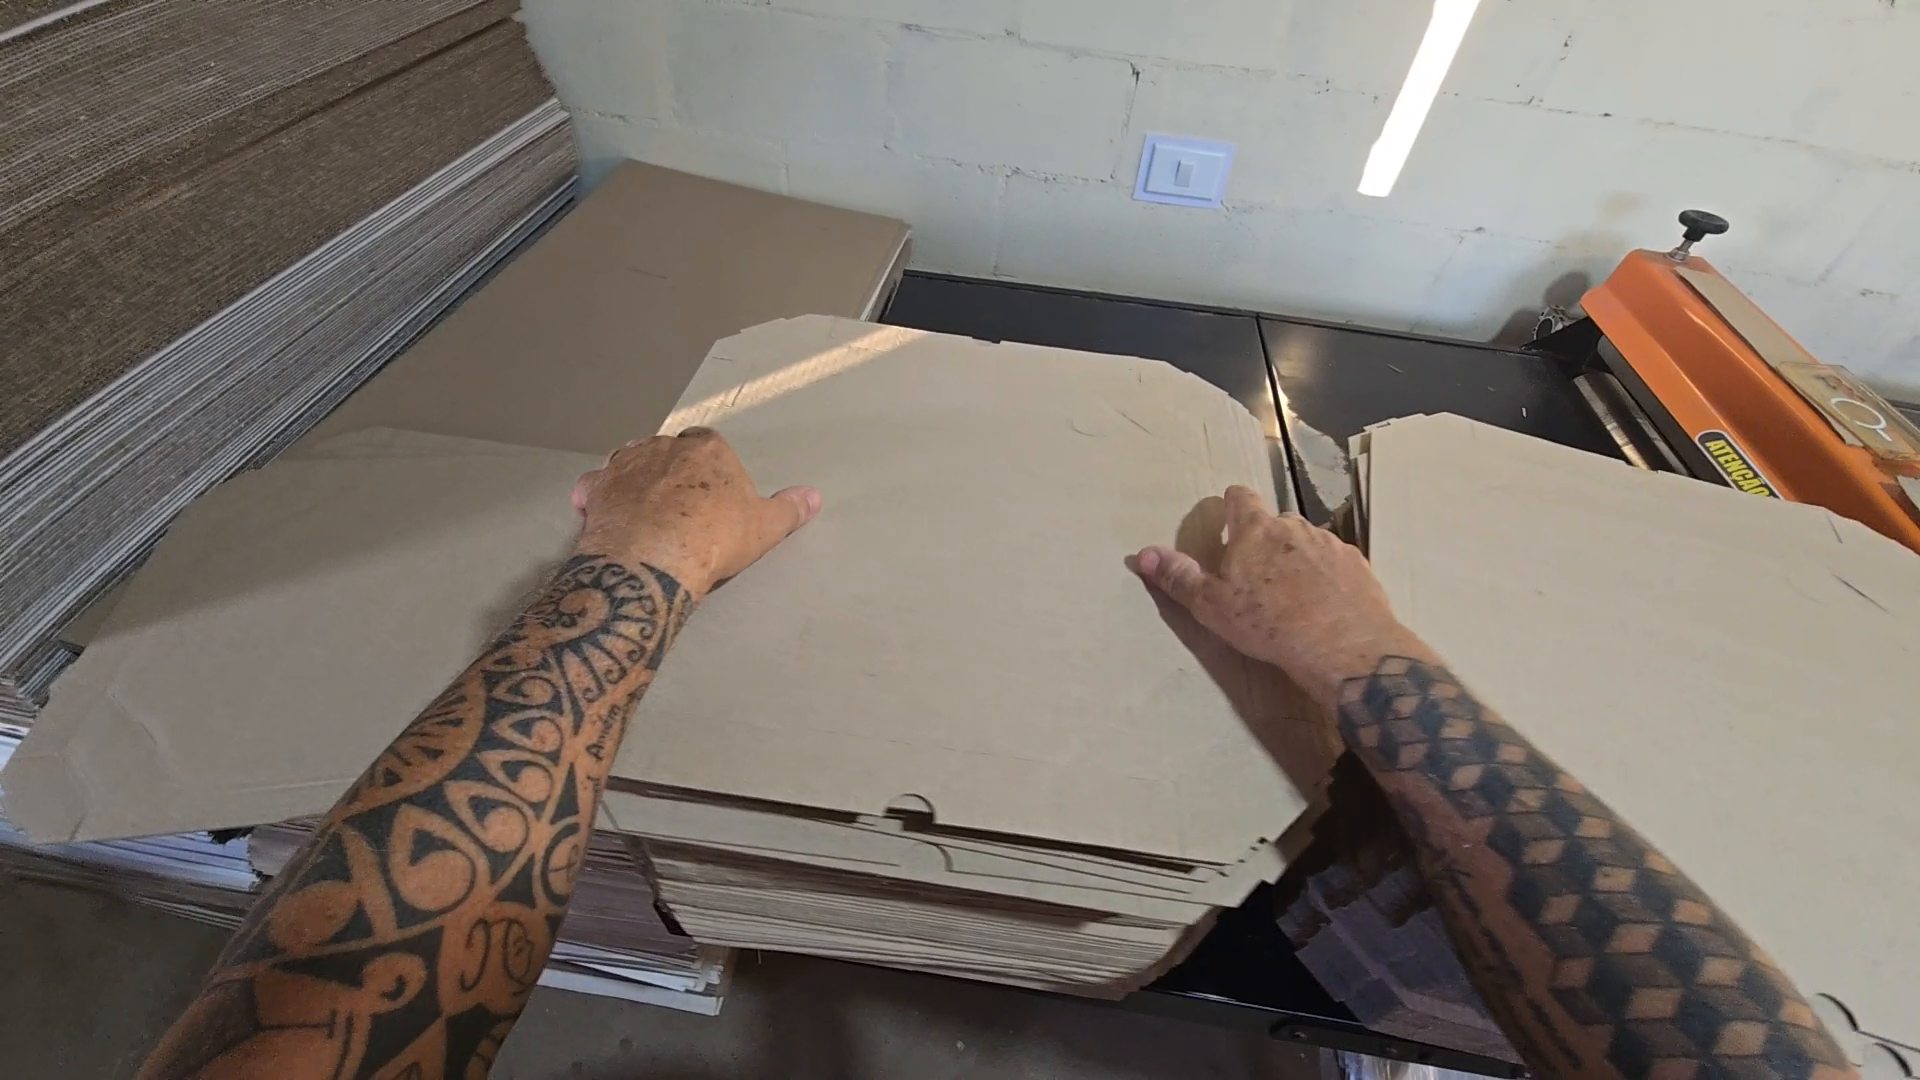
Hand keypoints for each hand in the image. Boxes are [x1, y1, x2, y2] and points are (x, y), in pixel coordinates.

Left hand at [571, 429, 820, 597]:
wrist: (654, 559)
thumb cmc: (713, 539)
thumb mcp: (765, 527)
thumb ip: (790, 509)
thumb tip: (813, 497)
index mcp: (708, 449)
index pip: (710, 445)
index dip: (712, 470)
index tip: (714, 495)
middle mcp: (664, 446)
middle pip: (669, 451)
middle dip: (673, 472)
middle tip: (683, 506)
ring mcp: (626, 465)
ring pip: (630, 461)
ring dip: (637, 479)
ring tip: (648, 510)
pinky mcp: (597, 489)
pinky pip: (596, 486)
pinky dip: (601, 497)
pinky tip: (607, 514)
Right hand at [1131, 486, 1428, 707]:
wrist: (1341, 647)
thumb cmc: (1266, 623)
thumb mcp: (1210, 605)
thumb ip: (1178, 576)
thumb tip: (1143, 553)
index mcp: (1256, 530)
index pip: (1241, 497)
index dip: (1232, 502)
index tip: (1227, 512)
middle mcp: (1295, 527)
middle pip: (1275, 522)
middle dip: (1264, 538)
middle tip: (1255, 571)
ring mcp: (1331, 545)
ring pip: (1306, 542)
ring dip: (1295, 557)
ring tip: (1290, 592)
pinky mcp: (1358, 567)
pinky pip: (1334, 562)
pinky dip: (1324, 575)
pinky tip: (1321, 603)